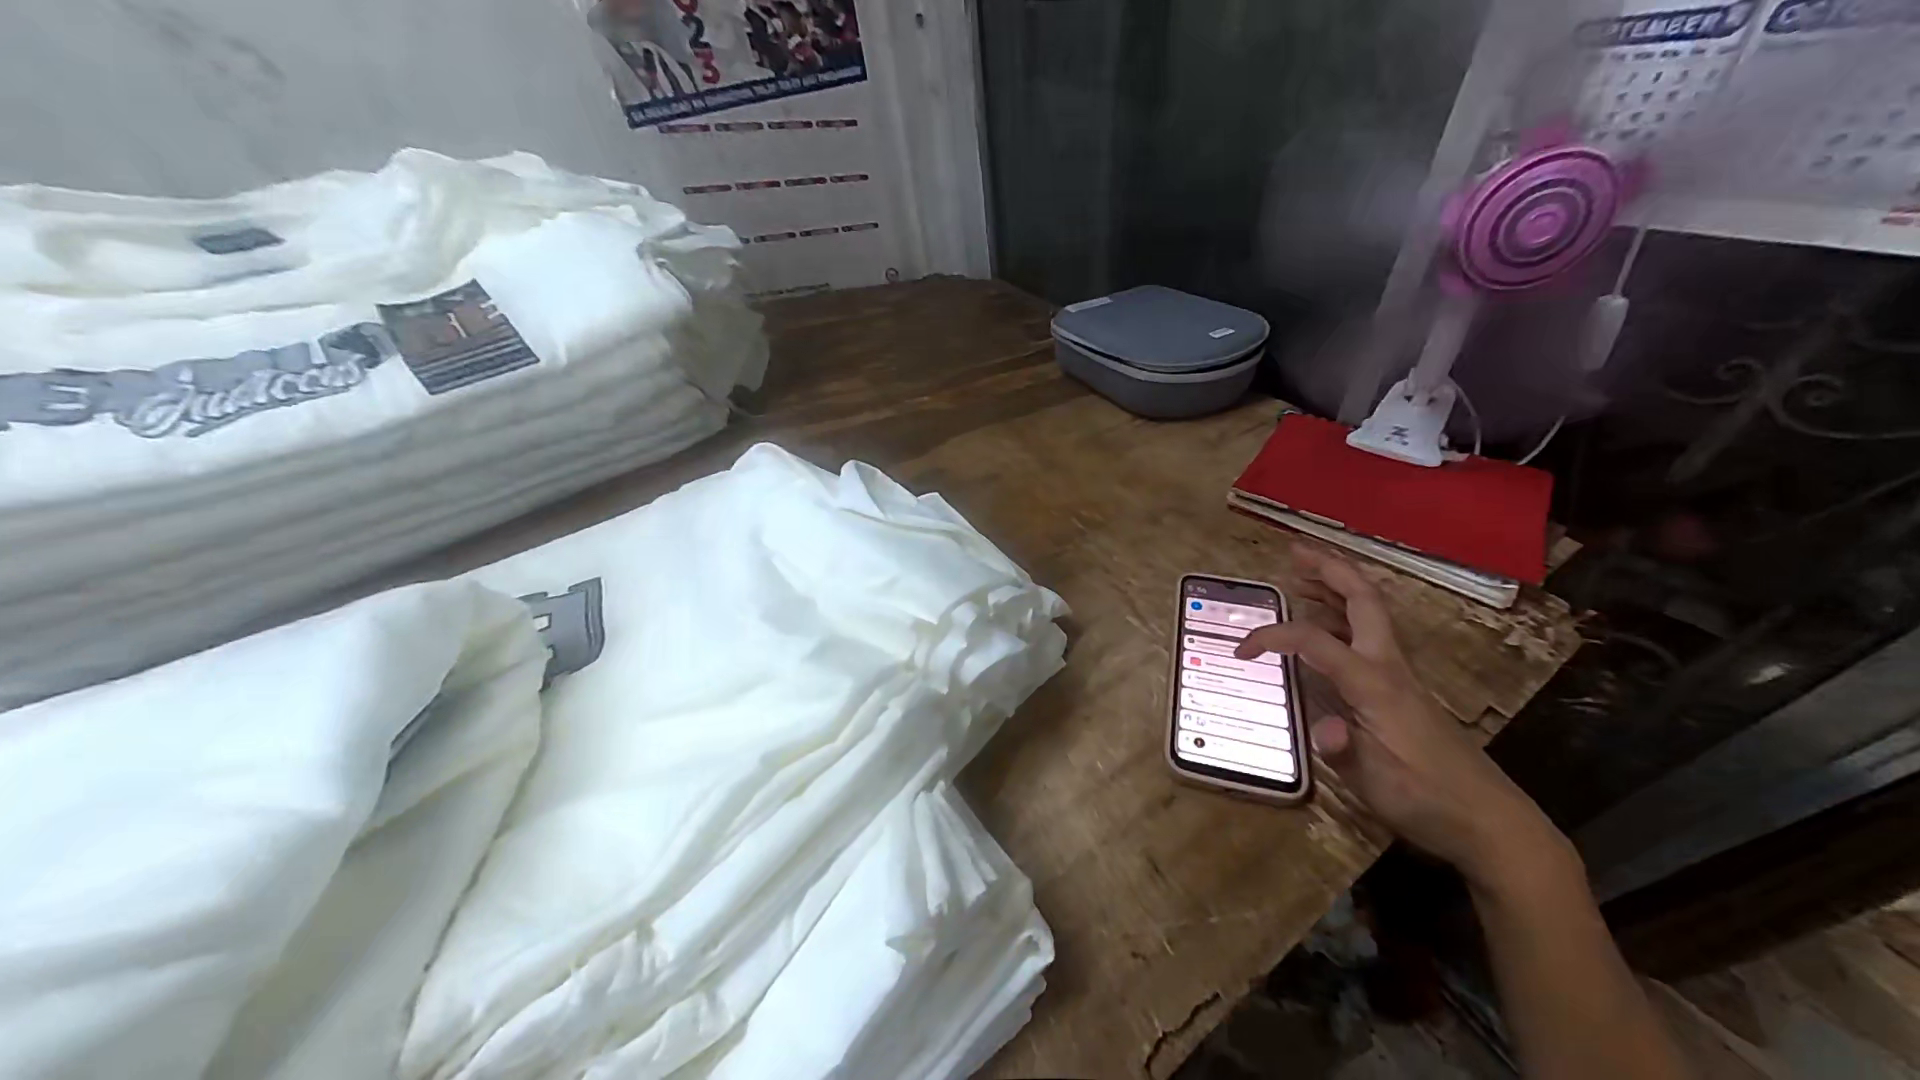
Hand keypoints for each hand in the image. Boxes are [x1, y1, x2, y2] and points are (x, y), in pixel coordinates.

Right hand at [1234, 548, 1572, 888]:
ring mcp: (1398, 675)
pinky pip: (1368, 635)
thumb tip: (1319, 727)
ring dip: (1336, 586)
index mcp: (1376, 683)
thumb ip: (1344, 750)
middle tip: (1293, 551)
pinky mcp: (1400, 688)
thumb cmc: (1426, 799)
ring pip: (1368, 613)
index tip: (1243, 650)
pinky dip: (1343, 615)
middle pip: (1363, 600)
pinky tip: (1325, 626)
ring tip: (1301, 575)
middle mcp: (1388, 667)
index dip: (1274, 636)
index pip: (1316, 641)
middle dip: (1329, 569)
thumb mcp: (1377, 782)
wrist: (1488, 821)